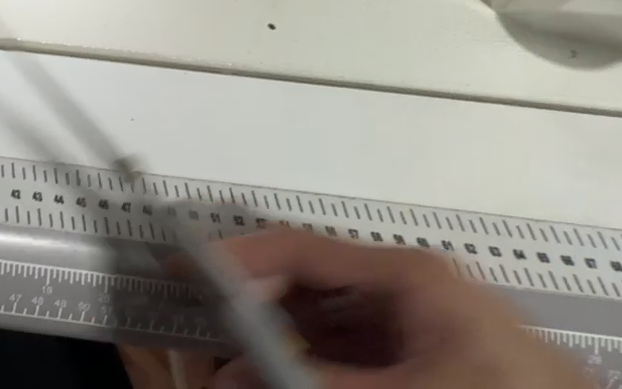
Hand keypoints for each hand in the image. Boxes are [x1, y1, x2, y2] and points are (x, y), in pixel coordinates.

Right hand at [210, 229, 589, 388]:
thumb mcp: (400, 386)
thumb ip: (312, 374)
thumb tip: (236, 372)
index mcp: (408, 272)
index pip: (294, 246)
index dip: (233, 256)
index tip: (188, 269)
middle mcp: (411, 286)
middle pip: (306, 284)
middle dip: (257, 314)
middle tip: (219, 340)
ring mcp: (424, 321)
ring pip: (326, 320)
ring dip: (284, 344)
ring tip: (250, 368)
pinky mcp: (433, 353)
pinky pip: (354, 346)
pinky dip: (319, 360)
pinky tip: (296, 375)